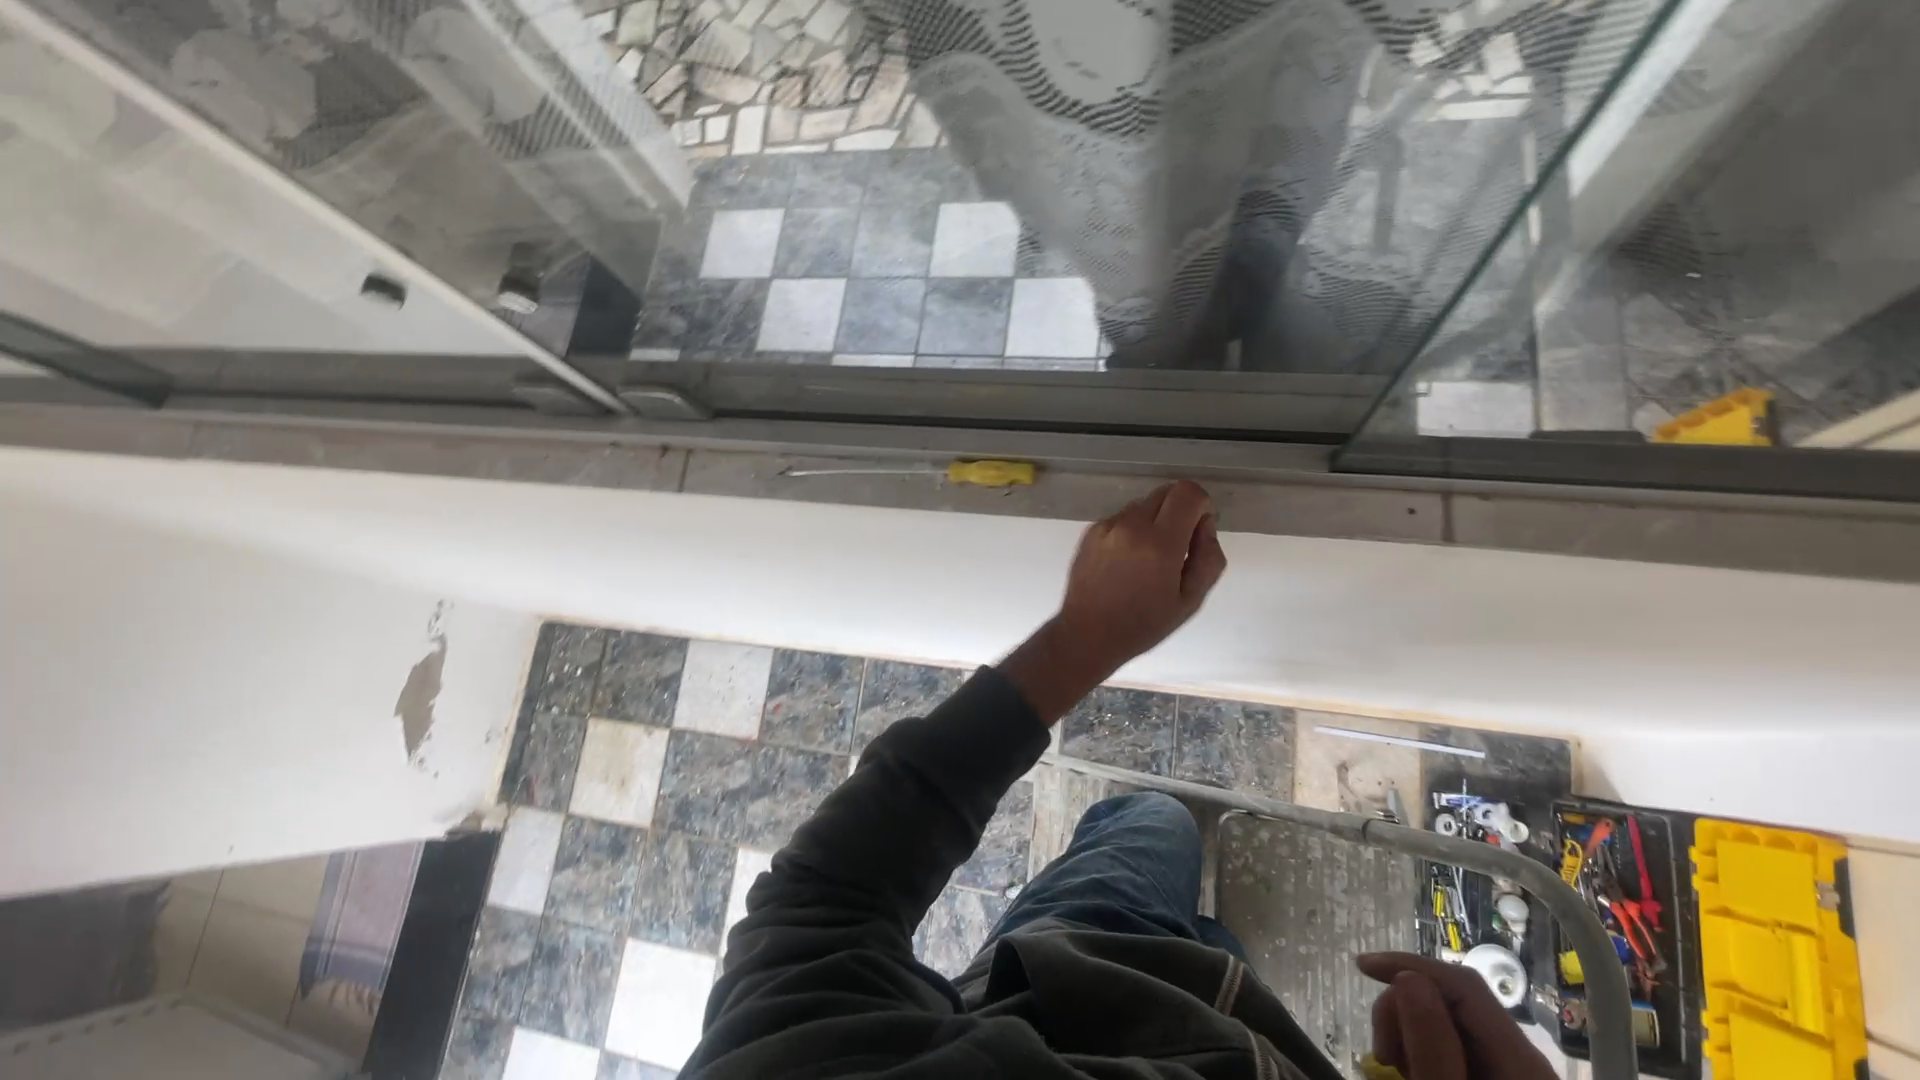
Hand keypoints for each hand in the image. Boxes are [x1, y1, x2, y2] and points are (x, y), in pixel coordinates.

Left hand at [1001, 481, 1227, 721]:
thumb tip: (1204, 525)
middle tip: (1177, 549)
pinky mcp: (1090, 531)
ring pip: (1143, 504)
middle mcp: (1131, 525)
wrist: (1087, 635)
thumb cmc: (1143, 624)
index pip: (1188, 492)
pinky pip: (1122, 518)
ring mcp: (1106, 526)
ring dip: (1155, 521)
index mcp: (1159, 543)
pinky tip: (1125, 563)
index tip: (1198, 533)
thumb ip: (1208, 557)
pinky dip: (1132, 530)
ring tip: (1147, 561)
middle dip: (1180, 512)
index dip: (1201, 506)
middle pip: (1166, 492)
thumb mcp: (1190, 600)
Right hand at [1358, 953, 1557, 1079]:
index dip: (1411, 965)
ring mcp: (1514, 1069)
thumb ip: (1432, 1045)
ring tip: (1395, 1064)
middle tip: (1382, 1051)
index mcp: (1521, 1060)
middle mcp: (1524, 1057)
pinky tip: (1414, 1068)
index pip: (1464, 984)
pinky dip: (1426, 1046)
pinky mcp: (1500, 1077)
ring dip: (1411, 1030)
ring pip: (1450, 1020)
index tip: (1362, 967)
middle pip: (1454, 1000)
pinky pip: (1457, 1043)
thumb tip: (1408, 975)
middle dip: (1405, 1009)